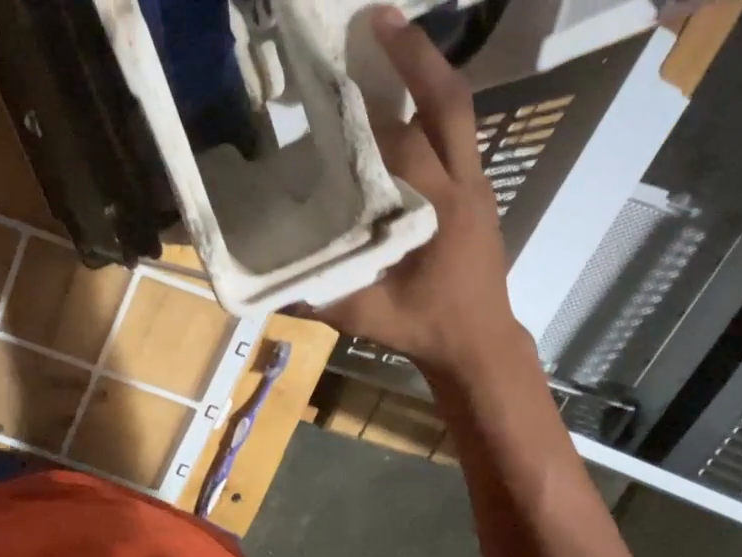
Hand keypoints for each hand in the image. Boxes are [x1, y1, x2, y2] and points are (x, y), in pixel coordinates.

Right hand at [318, 7, 534, 375]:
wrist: (477, 340)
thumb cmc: (419, 327)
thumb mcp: (361, 316)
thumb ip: (317, 293)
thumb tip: (264, 279)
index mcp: (437, 212)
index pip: (405, 148)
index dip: (372, 113)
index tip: (339, 79)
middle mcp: (465, 184)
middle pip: (448, 104)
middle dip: (416, 56)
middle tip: (379, 20)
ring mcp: (476, 181)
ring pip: (458, 111)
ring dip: (426, 72)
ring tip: (389, 41)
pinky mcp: (475, 187)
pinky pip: (454, 131)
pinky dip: (429, 104)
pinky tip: (398, 98)